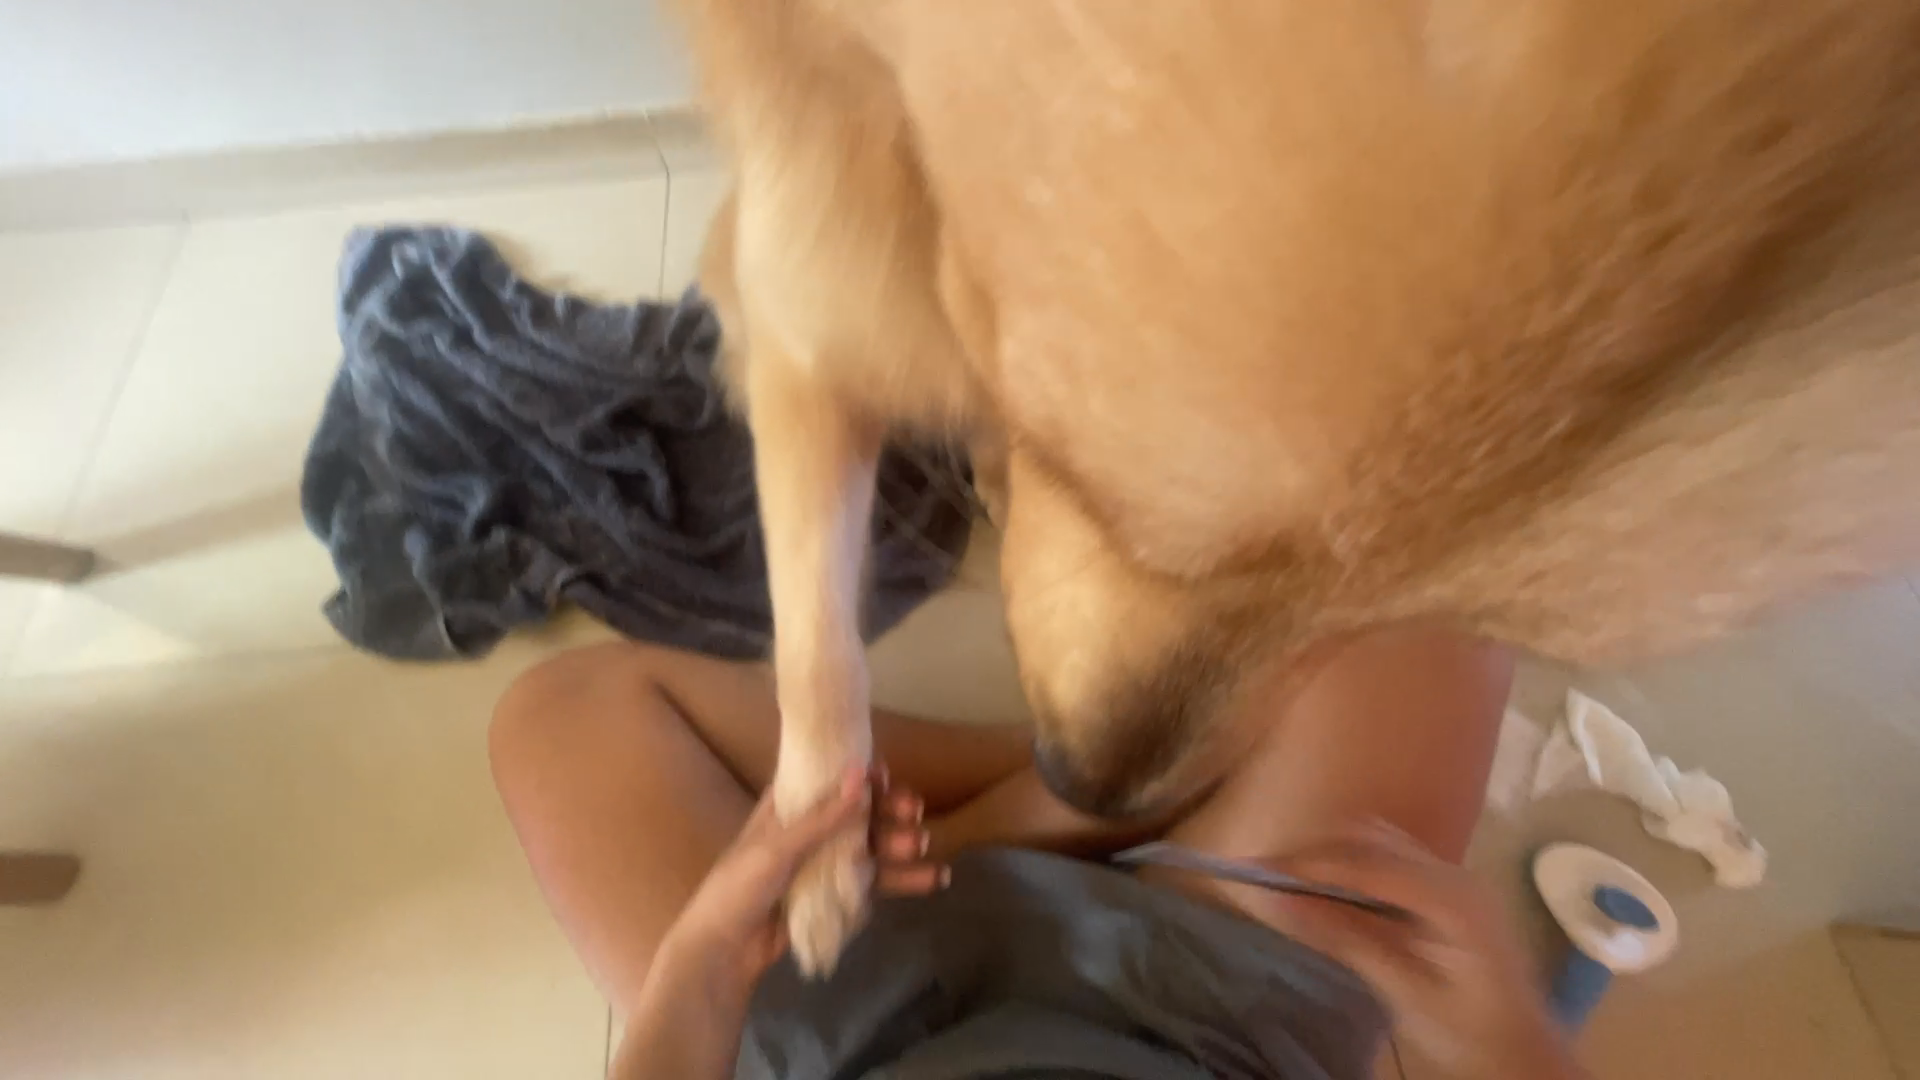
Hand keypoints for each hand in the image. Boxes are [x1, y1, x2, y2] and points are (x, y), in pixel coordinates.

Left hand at [659, 765, 947, 1000]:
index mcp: (789, 806)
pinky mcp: (839, 895)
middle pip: (860, 811)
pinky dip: (904, 879)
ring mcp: (827, 863)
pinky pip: (875, 880)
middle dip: (890, 810)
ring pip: (872, 845)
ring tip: (923, 845)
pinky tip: (933, 878)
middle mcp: (813, 829)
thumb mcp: (778, 847)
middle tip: (915, 811)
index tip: (886, 774)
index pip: (831, 779)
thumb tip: (861, 772)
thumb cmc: (739, 888)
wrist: (722, 955)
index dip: (861, 775)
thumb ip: (823, 816)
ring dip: (900, 843)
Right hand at [1262, 823, 1581, 1078]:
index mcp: (1452, 900)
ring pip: (1375, 837)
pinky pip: (1387, 851)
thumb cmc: (1470, 1035)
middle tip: (1270, 874)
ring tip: (1292, 877)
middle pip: (1368, 838)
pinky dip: (1351, 859)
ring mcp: (1452, 874)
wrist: (1527, 1061)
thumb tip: (1275, 901)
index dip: (1309, 864)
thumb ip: (1343, 937)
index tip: (1260, 870)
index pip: (1365, 863)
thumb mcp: (1403, 991)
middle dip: (1315, 851)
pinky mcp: (1444, 884)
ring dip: (1330, 850)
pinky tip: (1330, 884)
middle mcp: (1454, 873)